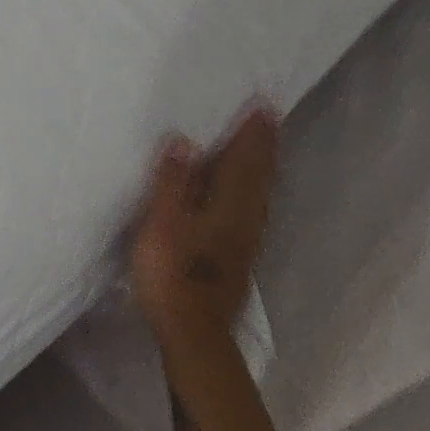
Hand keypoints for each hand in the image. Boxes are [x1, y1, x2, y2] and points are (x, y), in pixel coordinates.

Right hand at [131, 105, 279, 338]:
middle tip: (268, 119)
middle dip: (262, 146)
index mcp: (227, 206)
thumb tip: (184, 140)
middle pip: (259, 175)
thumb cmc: (170, 273)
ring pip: (259, 194)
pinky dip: (253, 192)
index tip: (261, 104)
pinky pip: (251, 211)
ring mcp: (244, 239)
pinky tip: (246, 197)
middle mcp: (245, 217)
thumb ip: (172, 183)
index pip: (243, 160)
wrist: (191, 326)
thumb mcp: (161, 224)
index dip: (251, 133)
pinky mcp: (237, 256)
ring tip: (261, 149)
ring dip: (261, 168)